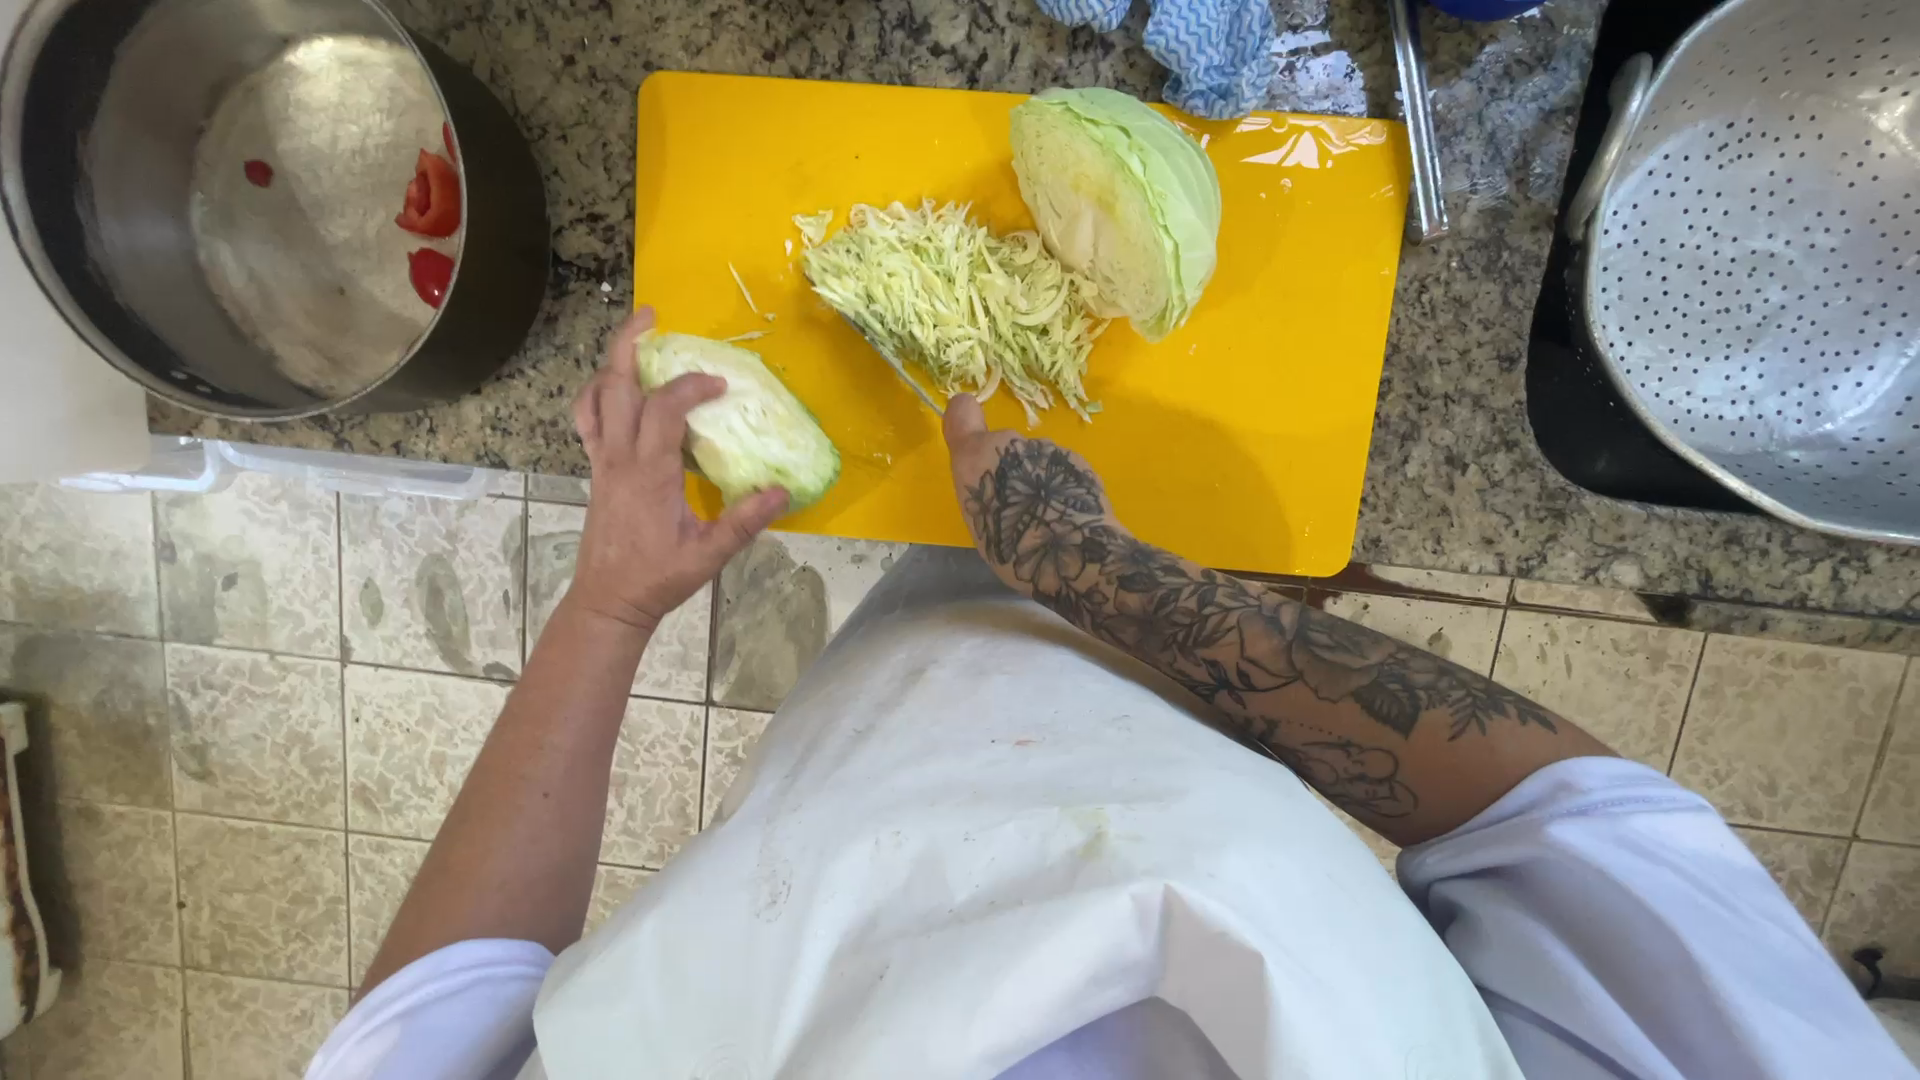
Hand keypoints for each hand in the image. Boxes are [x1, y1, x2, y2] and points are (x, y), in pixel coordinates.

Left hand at [565, 307, 788, 634]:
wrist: (609, 600)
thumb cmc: (658, 577)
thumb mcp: (708, 554)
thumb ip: (744, 522)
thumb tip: (783, 491)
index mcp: (648, 473)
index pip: (664, 409)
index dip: (691, 387)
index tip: (720, 386)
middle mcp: (618, 458)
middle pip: (614, 386)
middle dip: (629, 343)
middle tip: (654, 316)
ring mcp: (600, 462)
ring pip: (594, 398)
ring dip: (611, 364)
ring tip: (634, 343)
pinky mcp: (595, 470)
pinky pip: (587, 420)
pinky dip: (598, 395)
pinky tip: (617, 391)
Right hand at [942, 394, 1118, 597]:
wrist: (1074, 553)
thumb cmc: (1014, 548)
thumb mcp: (980, 524)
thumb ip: (980, 488)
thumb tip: (990, 479)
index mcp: (974, 459)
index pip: (962, 410)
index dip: (965, 419)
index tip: (972, 444)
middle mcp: (1009, 442)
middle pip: (1002, 445)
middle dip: (1006, 467)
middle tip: (1015, 506)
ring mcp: (1046, 447)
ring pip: (1033, 457)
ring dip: (1035, 478)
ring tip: (1045, 516)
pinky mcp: (1076, 459)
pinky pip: (1058, 468)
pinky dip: (1060, 485)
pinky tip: (1067, 514)